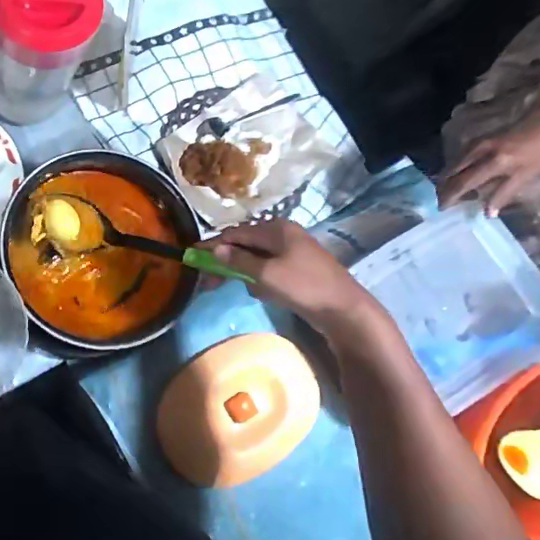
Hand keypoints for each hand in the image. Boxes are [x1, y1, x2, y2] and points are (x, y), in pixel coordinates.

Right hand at [203, 220, 380, 327]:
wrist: (345, 310)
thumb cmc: (304, 286)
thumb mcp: (266, 274)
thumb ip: (239, 261)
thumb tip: (216, 250)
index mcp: (276, 229)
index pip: (235, 233)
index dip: (213, 245)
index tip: (193, 256)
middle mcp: (283, 235)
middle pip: (245, 244)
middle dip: (226, 261)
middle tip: (208, 279)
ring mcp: (292, 252)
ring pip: (256, 258)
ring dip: (244, 272)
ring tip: (237, 287)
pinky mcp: (298, 269)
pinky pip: (269, 269)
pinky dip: (260, 279)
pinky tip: (261, 293)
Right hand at [437, 107, 539, 214]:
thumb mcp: (527, 174)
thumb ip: (504, 193)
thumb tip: (488, 213)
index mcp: (492, 164)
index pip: (463, 184)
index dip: (451, 197)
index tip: (442, 209)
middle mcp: (478, 153)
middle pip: (452, 174)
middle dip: (444, 189)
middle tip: (443, 201)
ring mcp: (475, 144)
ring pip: (453, 166)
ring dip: (448, 179)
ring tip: (449, 191)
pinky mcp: (477, 140)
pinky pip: (459, 158)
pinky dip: (455, 170)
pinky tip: (458, 175)